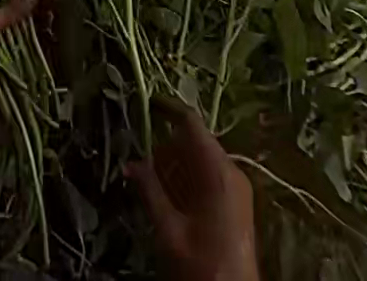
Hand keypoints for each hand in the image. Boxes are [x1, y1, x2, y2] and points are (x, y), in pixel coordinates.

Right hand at [129, 101, 258, 280]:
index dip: (167, 109)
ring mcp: (236, 187)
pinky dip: (186, 181)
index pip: (191, 124)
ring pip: (199, 161)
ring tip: (149, 185)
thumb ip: (150, 191)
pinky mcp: (235, 203)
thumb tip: (130, 164)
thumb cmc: (202, 266)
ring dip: (173, 167)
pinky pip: (207, 178)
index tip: (146, 102)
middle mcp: (231, 171)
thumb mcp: (169, 230)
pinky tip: (167, 199)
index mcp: (218, 170)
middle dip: (164, 149)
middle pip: (193, 143)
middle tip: (139, 165)